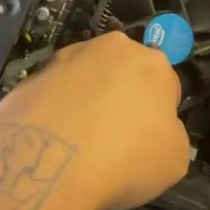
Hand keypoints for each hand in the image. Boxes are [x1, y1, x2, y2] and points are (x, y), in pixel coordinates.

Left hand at [0, 31, 189, 209]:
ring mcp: (69, 56)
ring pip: (87, 76)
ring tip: (79, 141)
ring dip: (87, 98)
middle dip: (122, 96)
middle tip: (115, 136)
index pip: (166, 84)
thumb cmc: (125, 159)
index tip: (149, 139)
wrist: (50, 162)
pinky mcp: (35, 73)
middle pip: (125, 71)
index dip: (159, 114)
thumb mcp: (174, 159)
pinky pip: (55, 92)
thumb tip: (159, 129)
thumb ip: (172, 134)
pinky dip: (56, 109)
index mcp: (153, 63)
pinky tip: (54, 140)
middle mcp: (112, 48)